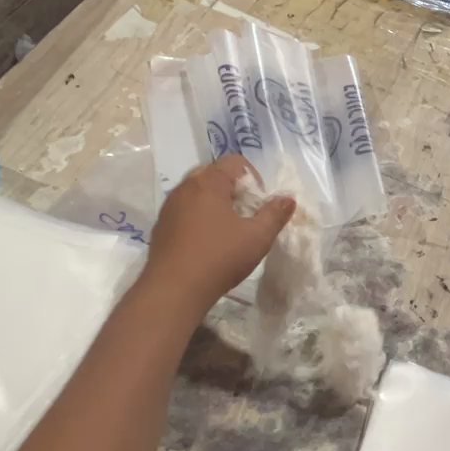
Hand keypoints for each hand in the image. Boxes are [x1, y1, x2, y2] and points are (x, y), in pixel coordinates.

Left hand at [142, 156, 294, 312]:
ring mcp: (170, 206)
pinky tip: (207, 243)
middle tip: (245, 213)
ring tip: (227, 229)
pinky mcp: (162, 225)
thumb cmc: (220, 258)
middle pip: (213, 173)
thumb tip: (288, 198)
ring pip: (196, 192)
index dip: (254, 178)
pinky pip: (184, 210)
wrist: (174, 288)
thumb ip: (275, 215)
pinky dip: (198, 217)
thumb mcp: (257, 238)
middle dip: (233, 188)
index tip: (259, 203)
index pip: (234, 162)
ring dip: (215, 202)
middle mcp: (185, 187)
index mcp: (208, 183)